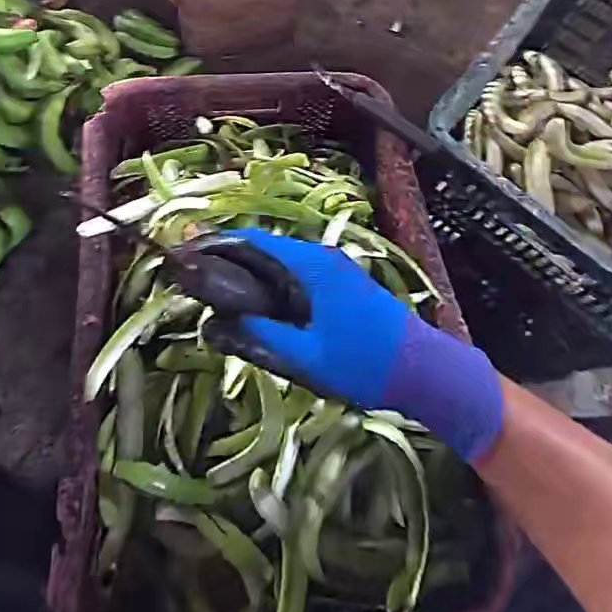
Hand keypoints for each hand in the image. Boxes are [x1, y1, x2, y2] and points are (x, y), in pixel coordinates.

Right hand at [176, 229, 502, 461]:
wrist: (426, 370)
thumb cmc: (365, 364)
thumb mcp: (307, 357)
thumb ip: (260, 337)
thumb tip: (213, 324)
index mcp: (312, 265)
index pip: (254, 241)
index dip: (217, 246)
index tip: (185, 257)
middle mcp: (322, 256)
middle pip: (265, 248)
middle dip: (229, 261)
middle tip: (195, 283)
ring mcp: (335, 268)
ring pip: (281, 262)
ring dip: (251, 274)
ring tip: (218, 296)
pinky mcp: (343, 283)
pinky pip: (297, 274)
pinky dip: (272, 283)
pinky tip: (258, 307)